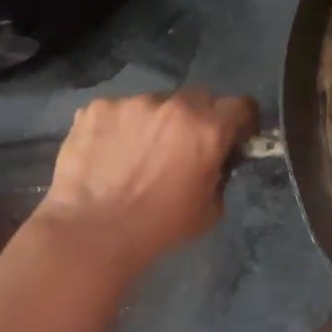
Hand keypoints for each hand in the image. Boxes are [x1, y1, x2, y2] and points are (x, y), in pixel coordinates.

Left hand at [36, 88, 258, 273]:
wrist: (90, 234)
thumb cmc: (157, 228)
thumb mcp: (210, 210)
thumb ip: (219, 175)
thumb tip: (215, 161)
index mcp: (208, 129)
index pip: (241, 105)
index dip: (239, 121)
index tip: (230, 137)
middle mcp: (175, 106)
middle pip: (199, 97)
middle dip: (198, 118)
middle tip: (182, 146)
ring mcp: (133, 102)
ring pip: (156, 103)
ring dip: (155, 121)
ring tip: (135, 153)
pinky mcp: (98, 107)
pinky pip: (119, 110)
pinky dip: (119, 127)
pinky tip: (107, 154)